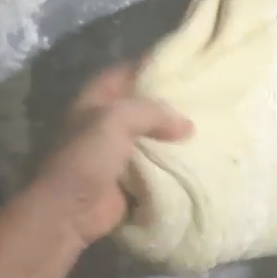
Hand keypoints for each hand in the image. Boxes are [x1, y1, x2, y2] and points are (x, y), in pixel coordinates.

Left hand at [29, 64, 193, 250]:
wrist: (68, 214)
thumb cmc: (87, 157)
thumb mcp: (118, 119)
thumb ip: (154, 112)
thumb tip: (187, 126)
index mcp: (96, 100)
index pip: (126, 72)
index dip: (151, 65)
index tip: (184, 64)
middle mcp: (106, 123)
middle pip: (143, 105)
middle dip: (170, 102)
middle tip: (203, 96)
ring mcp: (117, 153)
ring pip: (153, 136)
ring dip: (174, 135)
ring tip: (208, 124)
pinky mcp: (128, 179)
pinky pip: (157, 166)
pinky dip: (173, 163)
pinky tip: (198, 156)